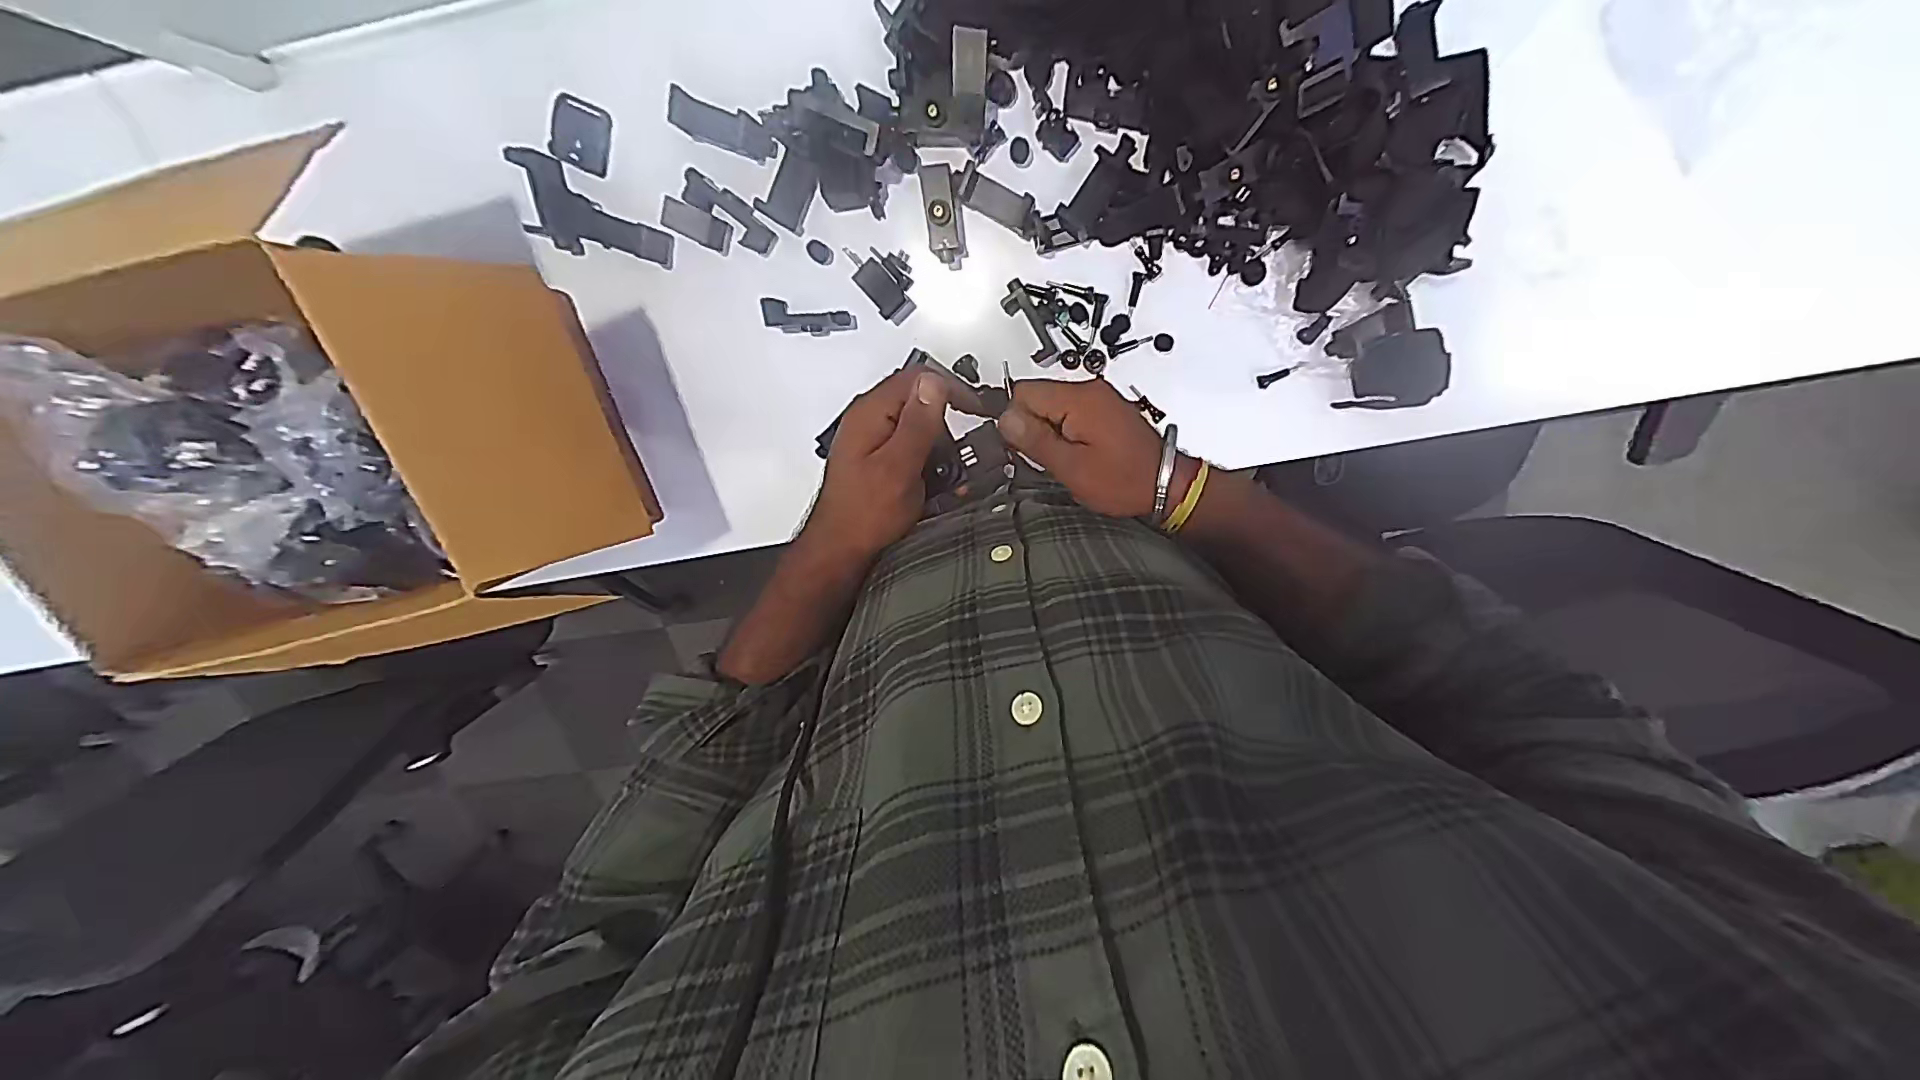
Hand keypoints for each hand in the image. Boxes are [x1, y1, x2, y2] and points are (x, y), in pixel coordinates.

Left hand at [800, 366, 952, 562]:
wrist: (841, 551)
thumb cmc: (861, 517)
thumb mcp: (899, 467)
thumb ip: (918, 424)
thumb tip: (934, 384)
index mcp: (870, 413)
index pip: (917, 378)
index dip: (952, 389)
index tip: (975, 408)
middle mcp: (868, 421)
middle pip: (918, 400)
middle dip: (946, 422)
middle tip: (963, 445)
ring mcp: (872, 441)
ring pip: (917, 426)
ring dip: (938, 445)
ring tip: (945, 473)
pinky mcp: (878, 460)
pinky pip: (910, 448)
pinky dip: (927, 461)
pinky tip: (931, 484)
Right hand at [996, 378, 1191, 518]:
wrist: (1165, 484)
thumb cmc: (1128, 479)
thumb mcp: (1071, 467)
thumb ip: (1035, 440)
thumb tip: (1006, 420)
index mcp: (1078, 399)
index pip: (1022, 392)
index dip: (1016, 423)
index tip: (1026, 447)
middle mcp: (1089, 390)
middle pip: (1035, 396)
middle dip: (1033, 427)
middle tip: (1049, 456)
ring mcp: (1098, 397)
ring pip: (1051, 406)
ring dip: (1049, 431)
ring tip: (1068, 457)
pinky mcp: (1103, 408)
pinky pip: (1069, 412)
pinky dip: (1065, 431)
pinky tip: (1078, 453)